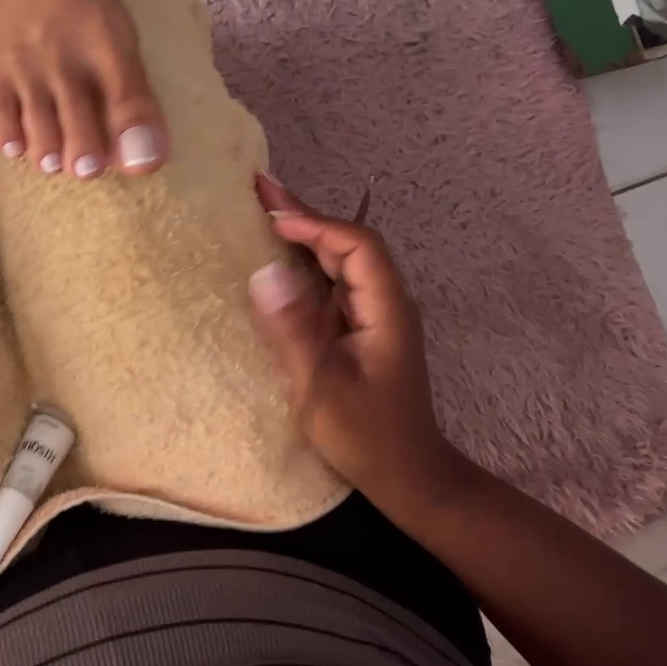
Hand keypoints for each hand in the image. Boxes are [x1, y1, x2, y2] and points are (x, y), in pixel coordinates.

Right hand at [0, 0, 168, 180]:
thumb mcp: (115, 9)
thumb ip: (127, 82)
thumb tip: (144, 158)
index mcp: (98, 49)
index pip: (108, 125)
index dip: (105, 154)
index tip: (103, 168)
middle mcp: (52, 61)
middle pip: (58, 133)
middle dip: (67, 157)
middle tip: (68, 167)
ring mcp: (4, 55)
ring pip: (16, 125)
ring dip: (28, 144)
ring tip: (34, 154)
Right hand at [248, 175, 470, 506]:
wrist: (408, 477)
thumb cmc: (366, 436)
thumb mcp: (321, 386)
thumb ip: (293, 329)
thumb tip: (264, 271)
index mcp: (385, 309)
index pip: (355, 246)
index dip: (315, 224)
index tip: (271, 216)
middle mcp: (384, 301)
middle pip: (347, 244)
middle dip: (304, 216)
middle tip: (259, 188)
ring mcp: (373, 314)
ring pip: (339, 261)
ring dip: (303, 235)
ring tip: (262, 210)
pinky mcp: (361, 328)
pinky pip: (332, 284)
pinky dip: (304, 264)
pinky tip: (278, 258)